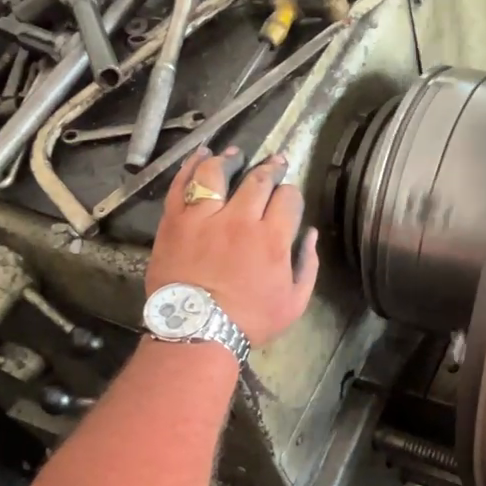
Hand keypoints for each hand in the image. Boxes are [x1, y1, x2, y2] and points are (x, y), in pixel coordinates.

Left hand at [147, 146, 319, 346]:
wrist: (196, 331)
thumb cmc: (250, 321)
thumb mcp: (294, 302)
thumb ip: (308, 266)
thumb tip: (311, 234)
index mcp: (271, 239)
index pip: (288, 198)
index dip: (291, 193)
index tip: (289, 196)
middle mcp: (239, 219)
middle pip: (258, 180)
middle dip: (270, 168)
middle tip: (275, 162)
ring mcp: (203, 217)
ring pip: (217, 173)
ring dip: (230, 160)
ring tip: (235, 155)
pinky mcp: (175, 221)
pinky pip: (182, 185)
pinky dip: (191, 167)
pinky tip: (200, 156)